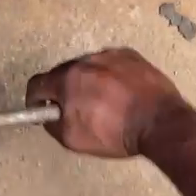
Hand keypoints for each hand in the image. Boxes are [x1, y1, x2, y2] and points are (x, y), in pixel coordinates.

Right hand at [25, 47, 184, 157]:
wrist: (161, 123)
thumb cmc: (115, 133)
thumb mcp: (72, 139)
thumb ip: (51, 124)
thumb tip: (47, 114)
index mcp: (66, 79)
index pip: (37, 84)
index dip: (34, 98)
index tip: (40, 108)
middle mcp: (85, 61)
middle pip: (63, 74)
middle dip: (64, 91)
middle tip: (77, 110)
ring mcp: (110, 55)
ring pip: (88, 68)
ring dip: (88, 82)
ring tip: (104, 104)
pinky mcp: (131, 55)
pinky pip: (111, 64)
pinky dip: (111, 77)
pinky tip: (121, 94)